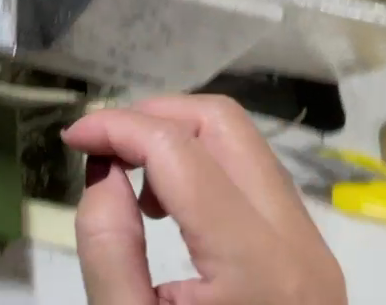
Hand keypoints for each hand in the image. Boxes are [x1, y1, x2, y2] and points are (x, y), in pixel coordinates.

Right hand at [64, 96, 345, 304]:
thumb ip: (107, 241)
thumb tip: (106, 168)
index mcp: (258, 268)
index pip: (176, 148)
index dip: (115, 126)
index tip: (72, 138)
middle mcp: (300, 245)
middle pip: (221, 121)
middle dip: (151, 116)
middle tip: (105, 149)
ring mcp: (314, 249)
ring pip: (241, 140)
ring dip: (176, 138)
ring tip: (134, 185)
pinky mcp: (310, 256)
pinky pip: (252, 174)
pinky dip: (201, 164)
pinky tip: (170, 207)